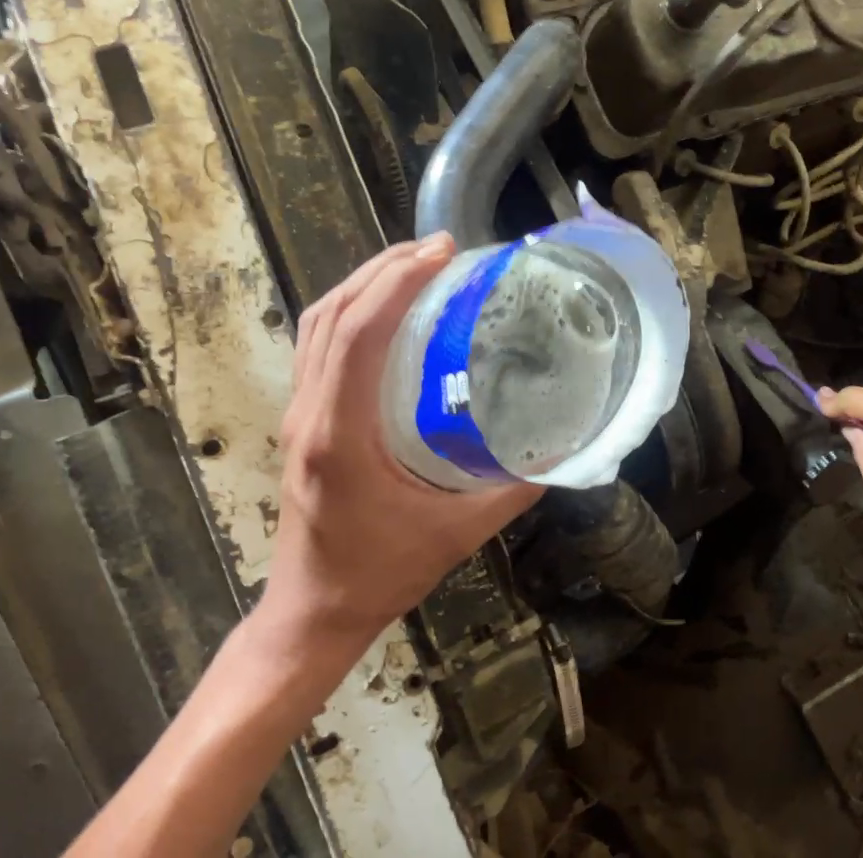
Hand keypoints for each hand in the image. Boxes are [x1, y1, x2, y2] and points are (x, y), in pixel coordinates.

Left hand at [256, 234, 542, 670]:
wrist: (314, 612)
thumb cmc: (380, 574)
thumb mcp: (459, 534)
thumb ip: (513, 490)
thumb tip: (564, 452)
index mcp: (340, 434)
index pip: (359, 333)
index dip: (398, 282)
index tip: (445, 253)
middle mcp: (310, 413)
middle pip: (332, 314)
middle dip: (384, 269)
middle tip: (440, 249)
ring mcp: (298, 415)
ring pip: (317, 324)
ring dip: (363, 284)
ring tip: (415, 265)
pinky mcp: (301, 422)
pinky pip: (317, 346)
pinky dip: (351, 312)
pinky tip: (390, 314)